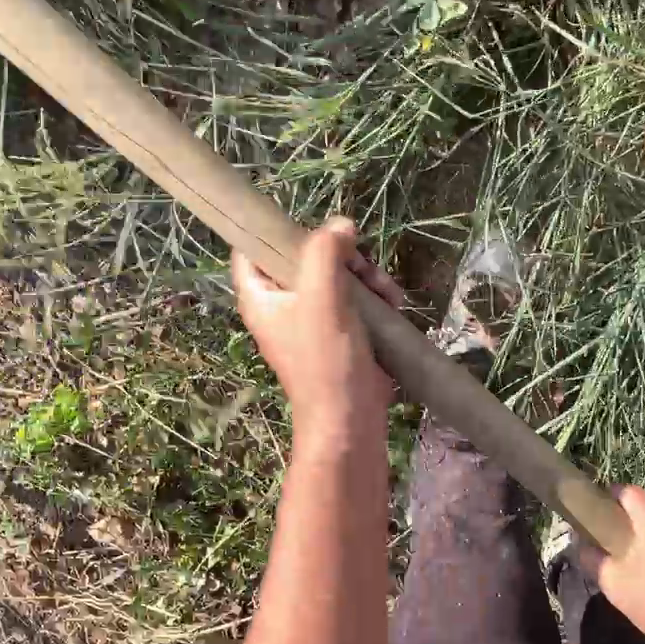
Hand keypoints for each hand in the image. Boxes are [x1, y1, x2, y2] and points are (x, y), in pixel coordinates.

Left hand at [232, 217, 405, 437]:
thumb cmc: (326, 362)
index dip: (275, 229)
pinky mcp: (341, 333)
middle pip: (306, 257)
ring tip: (386, 292)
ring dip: (366, 278)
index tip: (311, 223)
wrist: (351, 420)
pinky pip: (355, 301)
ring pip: (337, 277)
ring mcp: (313, 320)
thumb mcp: (323, 299)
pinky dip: (375, 298)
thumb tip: (342, 225)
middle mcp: (283, 305)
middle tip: (362, 265)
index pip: (251, 247)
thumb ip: (325, 253)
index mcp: (261, 296)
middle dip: (340, 255)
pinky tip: (393, 305)